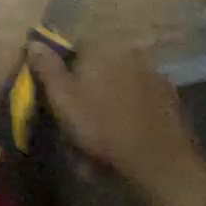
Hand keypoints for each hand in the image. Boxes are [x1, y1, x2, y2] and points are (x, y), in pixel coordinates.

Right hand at [26, 44, 205, 205]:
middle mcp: (128, 53)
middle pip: (97, 66)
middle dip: (86, 88)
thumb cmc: (103, 126)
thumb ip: (46, 67)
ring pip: (118, 84)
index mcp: (100, 48)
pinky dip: (130, 112)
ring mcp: (153, 75)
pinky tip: (126, 136)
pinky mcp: (171, 100)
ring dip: (108, 101)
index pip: (72, 47)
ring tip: (101, 134)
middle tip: (77, 118)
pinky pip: (139, 100)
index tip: (57, 94)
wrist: (162, 164)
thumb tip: (34, 41)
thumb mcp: (62, 98)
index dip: (61, 69)